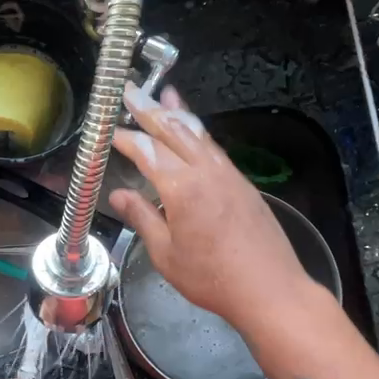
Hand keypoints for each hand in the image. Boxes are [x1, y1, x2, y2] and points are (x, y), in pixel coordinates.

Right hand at [109, 82, 311, 325]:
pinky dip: (199, 132)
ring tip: (164, 94)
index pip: (148, 152)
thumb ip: (143, 218)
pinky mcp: (243, 184)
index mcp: (183, 189)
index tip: (109, 130)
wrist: (269, 289)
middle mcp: (207, 173)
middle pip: (174, 131)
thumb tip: (119, 196)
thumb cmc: (212, 278)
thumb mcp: (166, 254)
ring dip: (178, 113)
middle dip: (150, 109)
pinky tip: (194, 132)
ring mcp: (228, 175)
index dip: (127, 139)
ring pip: (199, 135)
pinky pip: (214, 148)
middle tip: (131, 90)